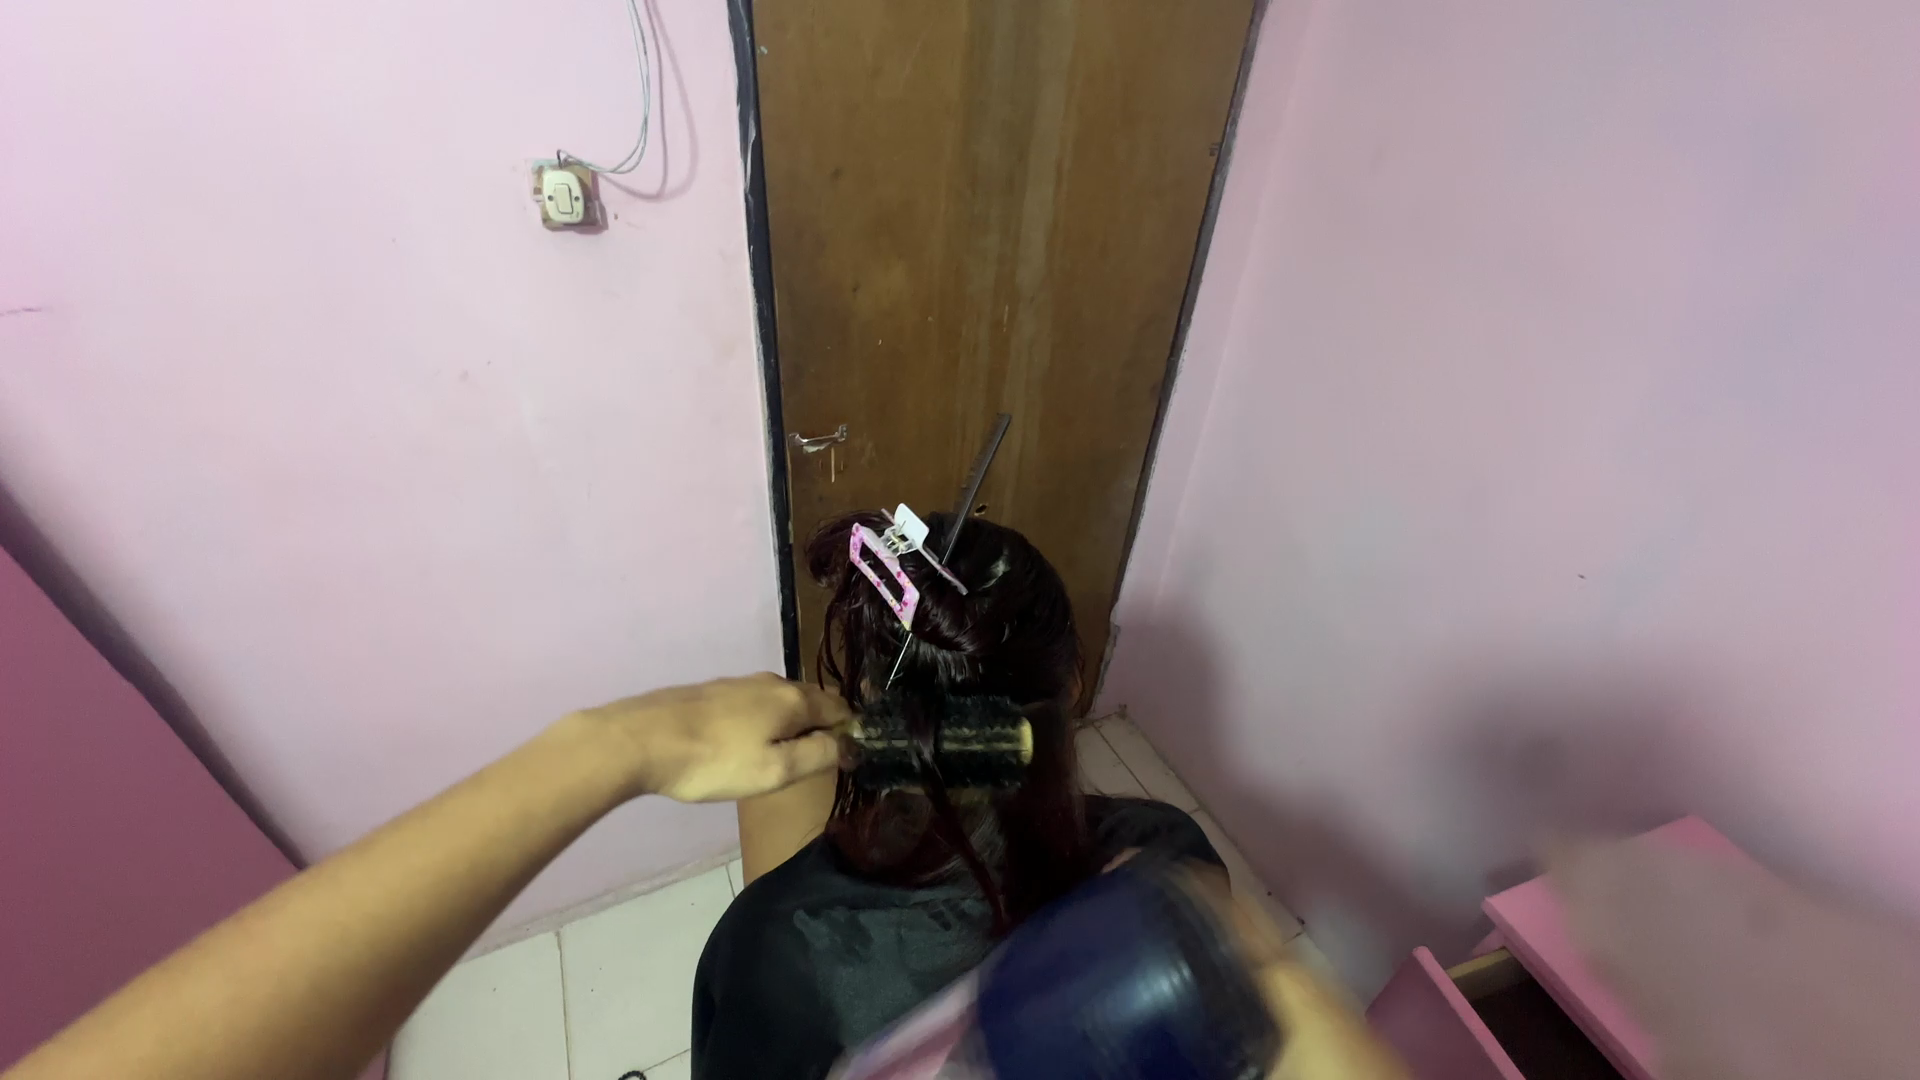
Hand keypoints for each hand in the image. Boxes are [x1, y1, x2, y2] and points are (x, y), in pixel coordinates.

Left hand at [573, 673, 850, 801]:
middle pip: (813, 701)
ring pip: (782, 702)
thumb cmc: (715, 760)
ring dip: (792, 724)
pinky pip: (756, 704)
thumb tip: (851, 743)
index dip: (849, 733)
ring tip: (781, 756)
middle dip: (822, 726)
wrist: (642, 739)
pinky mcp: (715, 692)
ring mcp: (741, 684)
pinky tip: (746, 743)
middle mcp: (773, 682)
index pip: (841, 708)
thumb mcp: (776, 770)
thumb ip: (819, 755)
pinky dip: (765, 721)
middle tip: (814, 762)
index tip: (847, 760)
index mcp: (794, 699)